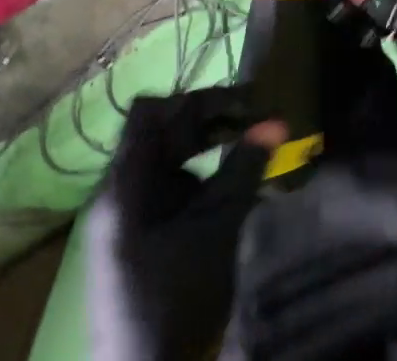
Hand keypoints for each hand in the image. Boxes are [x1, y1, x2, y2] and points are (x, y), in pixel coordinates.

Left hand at [96, 87, 284, 360]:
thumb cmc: (176, 296)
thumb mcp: (216, 229)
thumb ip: (243, 171)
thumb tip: (277, 121)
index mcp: (124, 185)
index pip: (150, 113)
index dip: (198, 99)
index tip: (246, 102)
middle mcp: (120, 193)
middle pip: (163, 135)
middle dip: (213, 122)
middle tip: (263, 122)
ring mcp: (129, 217)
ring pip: (171, 162)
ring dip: (214, 150)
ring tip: (258, 150)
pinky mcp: (142, 237)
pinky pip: (174, 190)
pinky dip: (207, 180)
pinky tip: (241, 188)